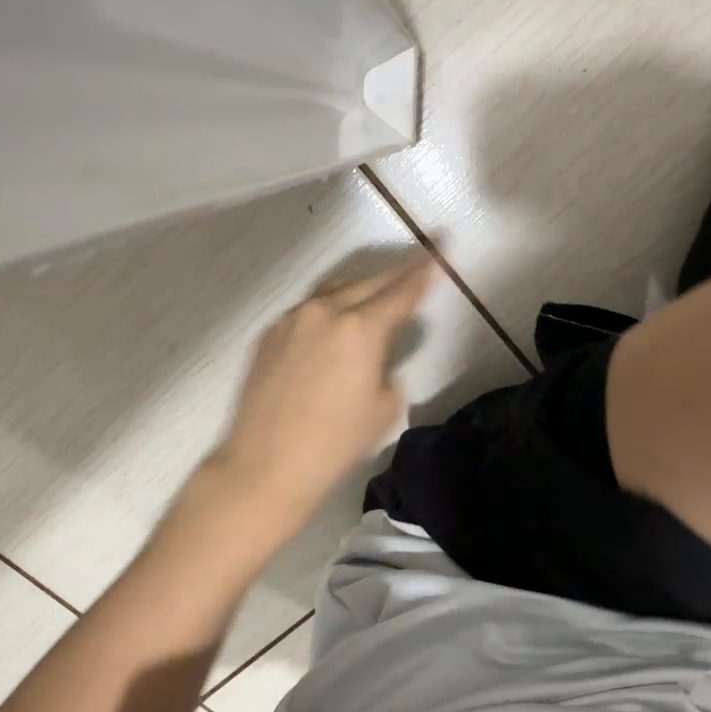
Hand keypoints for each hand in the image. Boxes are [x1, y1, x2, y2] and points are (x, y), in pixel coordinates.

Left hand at [210, 257, 434, 518]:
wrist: (267, 464)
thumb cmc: (336, 443)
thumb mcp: (384, 408)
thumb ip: (387, 368)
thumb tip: (375, 357)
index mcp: (361, 328)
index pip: (403, 290)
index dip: (427, 270)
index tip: (443, 248)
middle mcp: (325, 312)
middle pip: (369, 282)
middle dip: (396, 273)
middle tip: (418, 264)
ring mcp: (291, 320)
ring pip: (334, 291)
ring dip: (360, 288)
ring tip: (377, 289)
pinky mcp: (268, 336)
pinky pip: (307, 311)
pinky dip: (329, 309)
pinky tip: (334, 324)